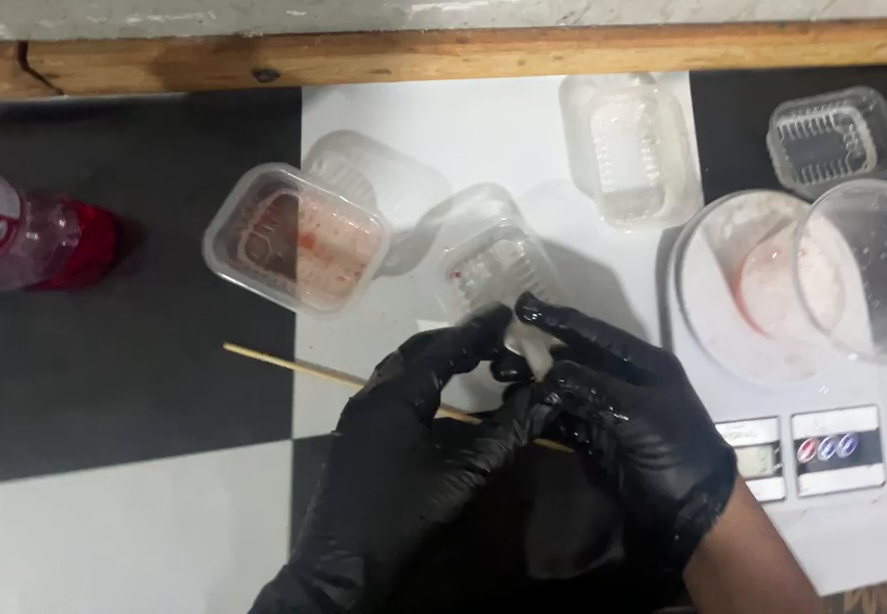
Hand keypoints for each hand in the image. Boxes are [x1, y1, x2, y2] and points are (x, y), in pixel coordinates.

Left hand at [254, 307, 555, 613]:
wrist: (339, 573)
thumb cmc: (403, 518)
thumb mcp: (463, 475)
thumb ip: (507, 432)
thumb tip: (548, 397)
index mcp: (397, 396)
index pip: (445, 348)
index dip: (478, 330)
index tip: (505, 312)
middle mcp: (373, 395)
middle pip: (418, 351)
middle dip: (455, 339)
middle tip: (491, 338)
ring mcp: (357, 416)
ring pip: (399, 368)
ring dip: (434, 358)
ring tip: (469, 360)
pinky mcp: (353, 436)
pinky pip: (388, 388)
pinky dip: (417, 379)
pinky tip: (437, 397)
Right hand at [517, 292, 736, 566]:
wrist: (694, 512)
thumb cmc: (676, 450)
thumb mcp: (638, 414)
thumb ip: (594, 388)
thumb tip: (551, 371)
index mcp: (641, 362)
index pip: (594, 333)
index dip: (559, 319)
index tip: (523, 306)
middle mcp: (624, 379)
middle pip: (575, 359)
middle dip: (539, 354)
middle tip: (501, 354)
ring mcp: (611, 410)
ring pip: (566, 389)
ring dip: (536, 384)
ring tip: (502, 381)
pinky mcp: (600, 439)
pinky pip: (566, 418)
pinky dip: (543, 413)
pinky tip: (518, 409)